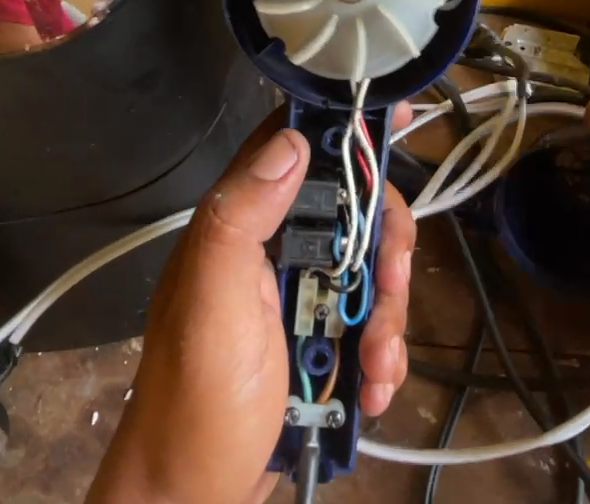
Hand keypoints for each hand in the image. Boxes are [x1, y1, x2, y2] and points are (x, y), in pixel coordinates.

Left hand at [89, 106, 415, 503]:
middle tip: (391, 286)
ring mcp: (299, 291)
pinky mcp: (319, 335)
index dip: (344, 127)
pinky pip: (370, 319)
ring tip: (377, 365)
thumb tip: (291, 140)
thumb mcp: (213, 300)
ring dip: (388, 312)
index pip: (295, 146)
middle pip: (352, 208)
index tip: (395, 121)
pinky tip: (372, 387)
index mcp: (241, 221)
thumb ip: (241, 216)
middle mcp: (272, 245)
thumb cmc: (197, 398)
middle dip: (385, 244)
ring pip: (370, 265)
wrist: (194, 497)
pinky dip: (383, 350)